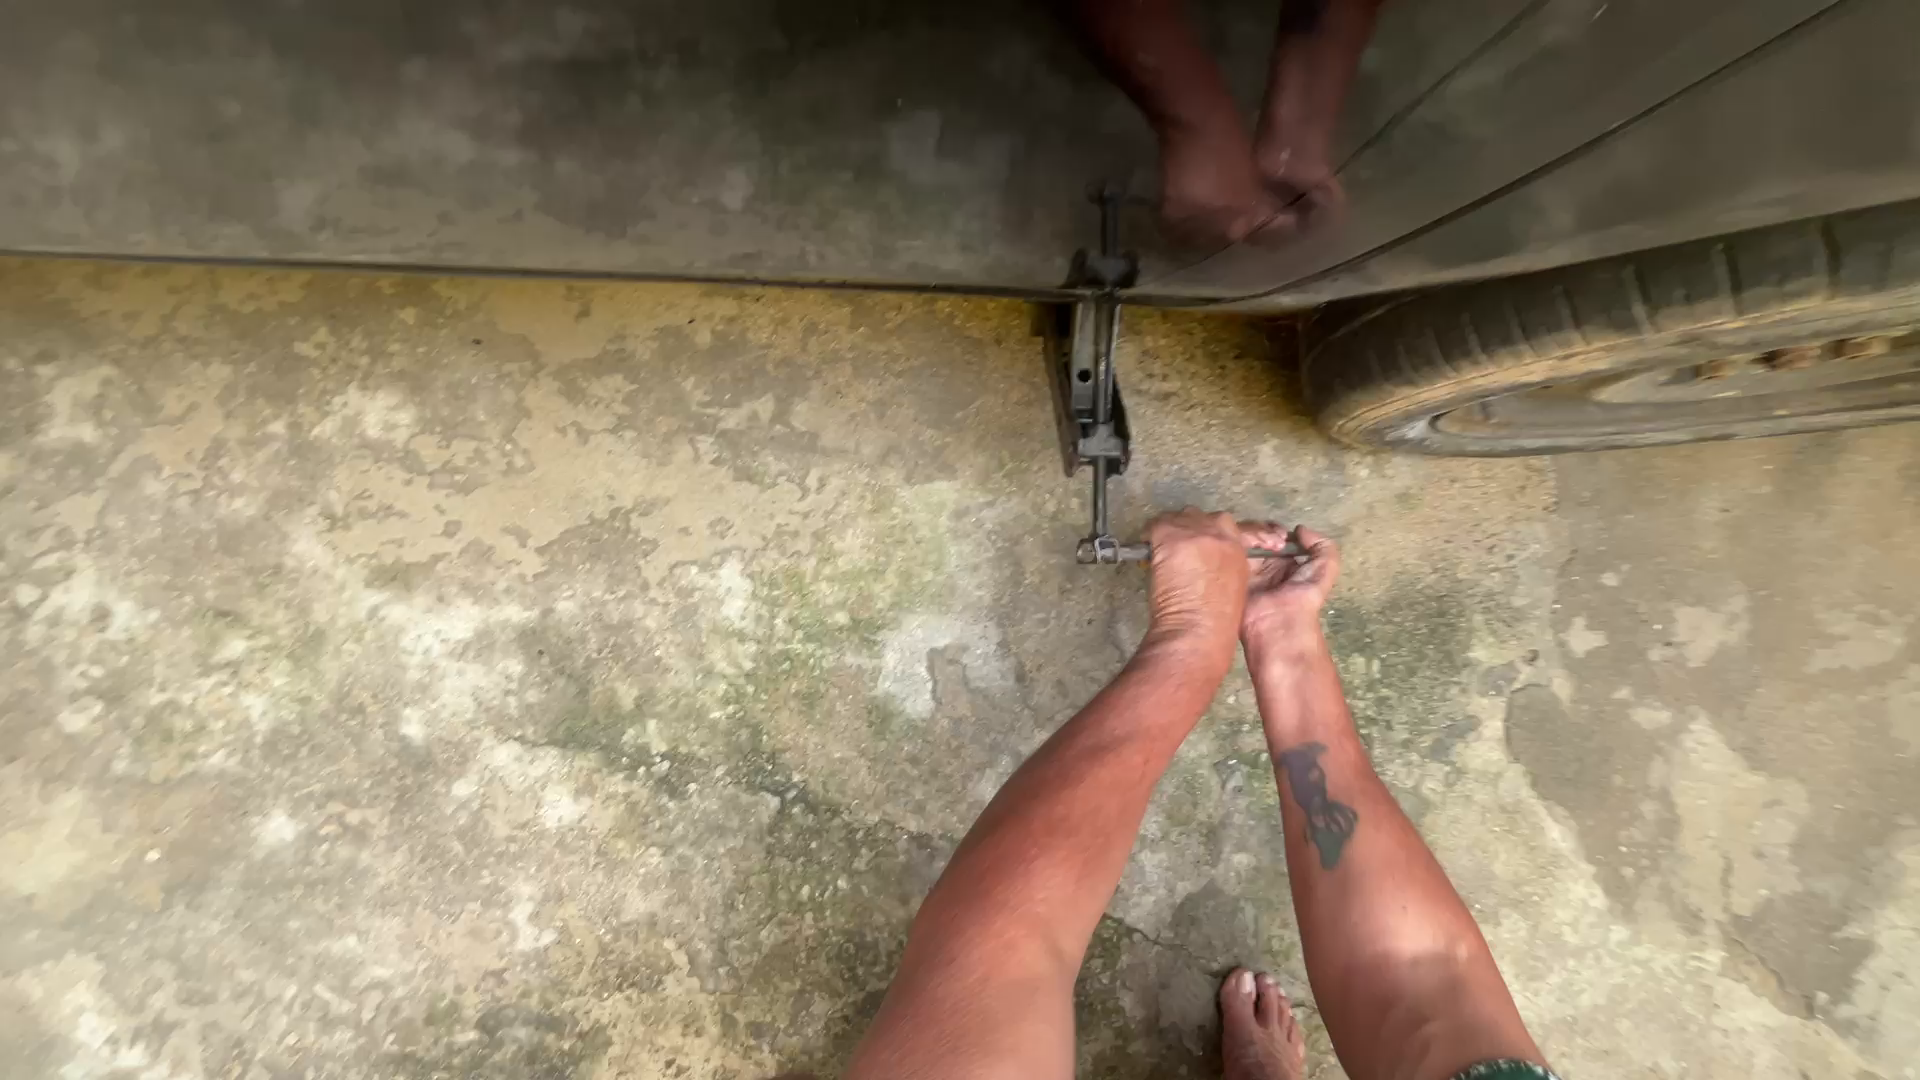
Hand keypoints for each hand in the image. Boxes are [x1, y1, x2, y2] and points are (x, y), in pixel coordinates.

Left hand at [1143, 509, 1252, 657]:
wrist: (1198, 626)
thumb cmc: (1215, 617)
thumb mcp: (1234, 583)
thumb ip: (1223, 561)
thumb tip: (1204, 557)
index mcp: (1237, 544)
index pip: (1221, 523)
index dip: (1203, 534)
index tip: (1192, 545)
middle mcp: (1217, 530)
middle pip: (1196, 517)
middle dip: (1185, 531)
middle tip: (1175, 552)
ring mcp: (1193, 530)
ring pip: (1175, 520)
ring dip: (1168, 534)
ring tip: (1162, 556)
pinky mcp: (1168, 535)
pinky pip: (1154, 526)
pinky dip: (1148, 539)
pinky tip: (1149, 556)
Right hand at [1240, 524, 1339, 643]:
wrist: (1278, 621)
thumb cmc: (1303, 598)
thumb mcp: (1326, 570)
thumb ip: (1323, 545)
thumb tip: (1299, 529)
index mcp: (1283, 562)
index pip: (1274, 535)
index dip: (1277, 530)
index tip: (1282, 537)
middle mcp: (1262, 562)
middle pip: (1256, 533)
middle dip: (1263, 531)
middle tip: (1271, 543)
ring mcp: (1244, 566)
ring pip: (1241, 538)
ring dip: (1252, 535)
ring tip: (1263, 546)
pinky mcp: (1229, 570)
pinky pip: (1227, 549)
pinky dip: (1236, 542)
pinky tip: (1247, 547)